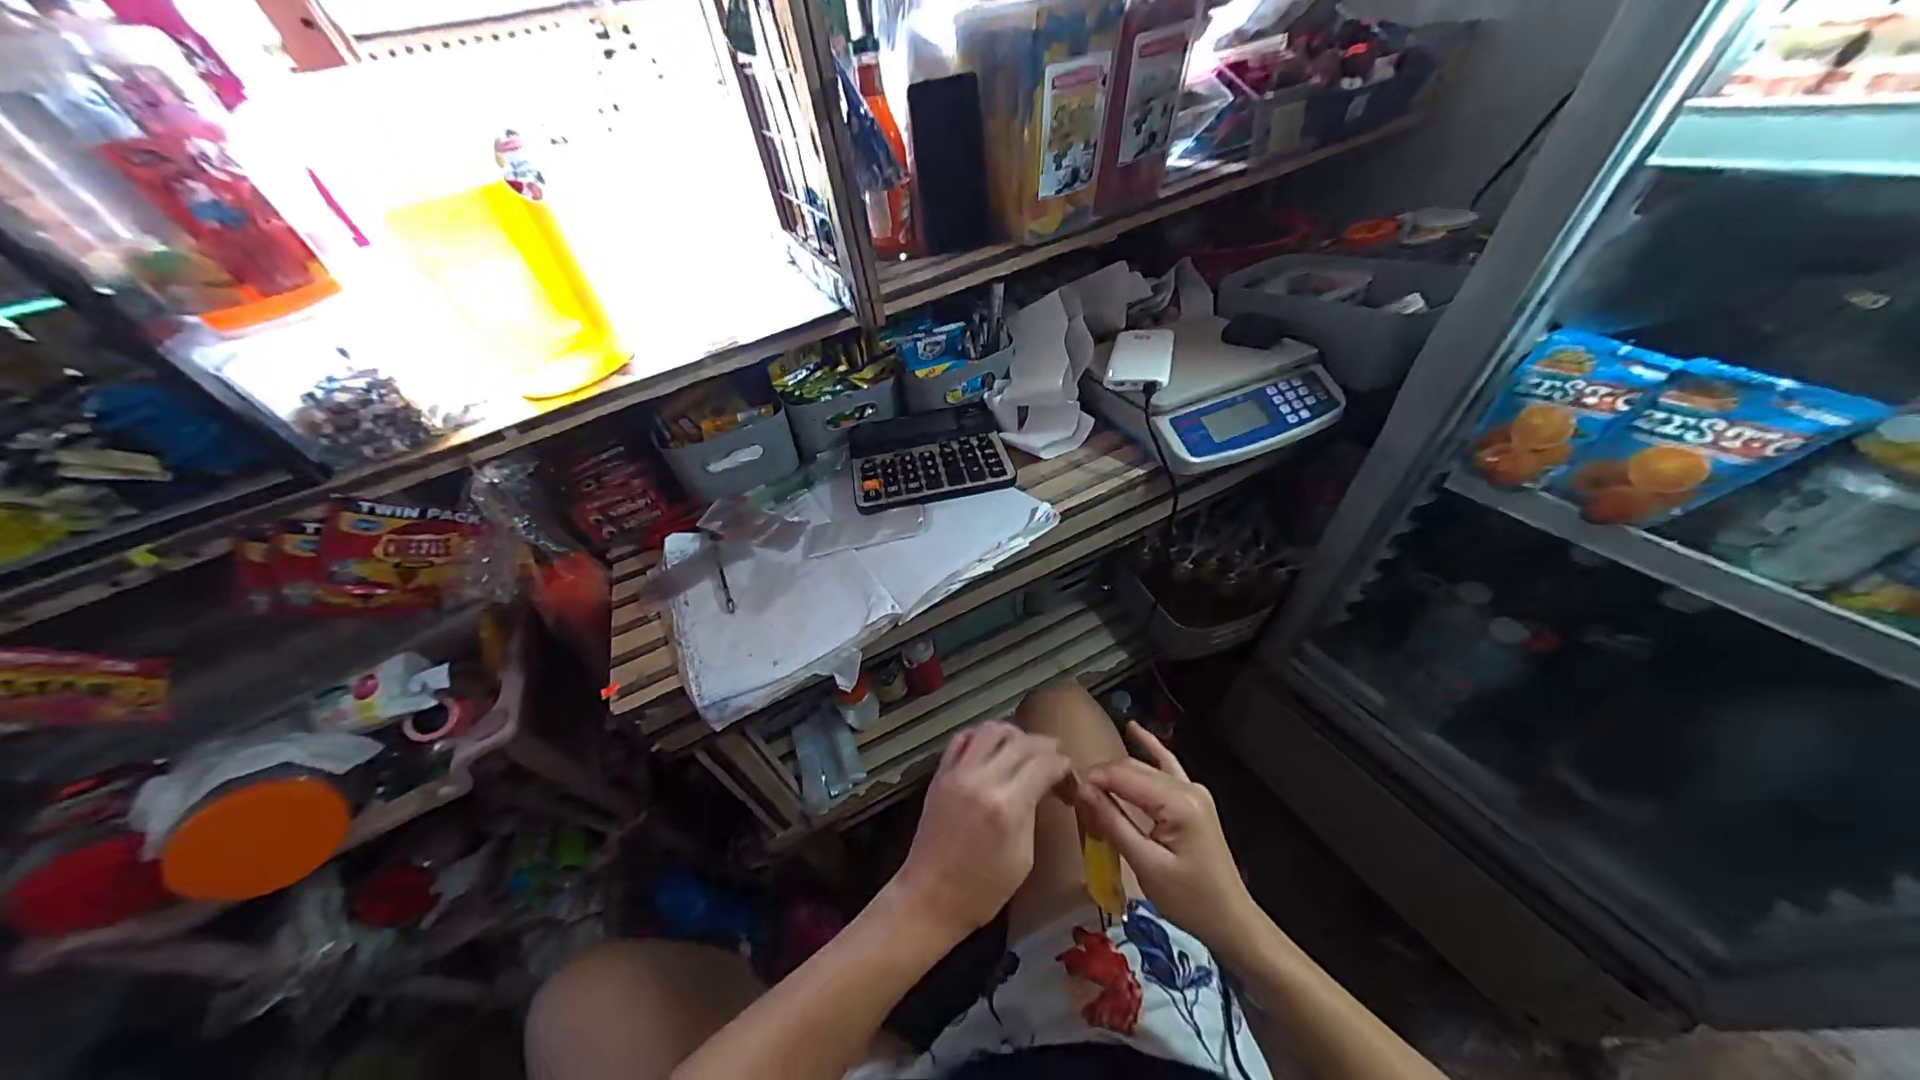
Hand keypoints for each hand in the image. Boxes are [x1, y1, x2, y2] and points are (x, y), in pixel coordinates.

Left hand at [888, 721, 1072, 940]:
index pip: (1045, 763)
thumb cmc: (983, 890)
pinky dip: (982, 737)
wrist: (929, 898)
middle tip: (1055, 762)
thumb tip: (1042, 786)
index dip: (1064, 766)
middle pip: (1022, 741)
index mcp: (1007, 804)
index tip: (1070, 779)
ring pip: (991, 729)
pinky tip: (993, 751)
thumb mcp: (1024, 856)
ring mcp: (957, 772)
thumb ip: (1032, 811)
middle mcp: (982, 778)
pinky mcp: (940, 774)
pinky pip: (963, 738)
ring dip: (1014, 735)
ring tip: (1025, 751)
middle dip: (1046, 747)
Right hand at [1074, 721, 1263, 952]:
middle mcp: (1187, 788)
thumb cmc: (1189, 900)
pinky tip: (1134, 730)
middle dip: (1101, 777)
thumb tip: (1082, 791)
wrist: (1231, 921)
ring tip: (1089, 780)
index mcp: (1178, 802)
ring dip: (1117, 772)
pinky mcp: (1193, 799)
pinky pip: (1166, 766)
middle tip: (1073, 794)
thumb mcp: (1145, 864)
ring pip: (1145, 768)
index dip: (1092, 780)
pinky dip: (1149, 749)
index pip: (1123, 776)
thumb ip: (1112, 823)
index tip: (1067, 791)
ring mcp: (1193, 790)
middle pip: (1133, 769)